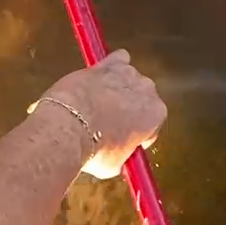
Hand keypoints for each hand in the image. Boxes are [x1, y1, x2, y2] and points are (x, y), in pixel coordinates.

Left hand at [37, 49, 166, 178]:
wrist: (69, 127)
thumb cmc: (95, 149)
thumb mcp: (114, 165)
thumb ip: (122, 157)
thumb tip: (115, 159)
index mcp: (156, 115)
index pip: (152, 125)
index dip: (137, 134)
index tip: (126, 140)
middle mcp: (147, 90)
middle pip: (141, 99)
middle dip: (128, 110)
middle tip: (109, 124)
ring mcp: (128, 74)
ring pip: (128, 80)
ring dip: (117, 89)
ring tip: (98, 104)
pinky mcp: (107, 64)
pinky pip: (116, 60)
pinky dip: (110, 68)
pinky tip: (100, 78)